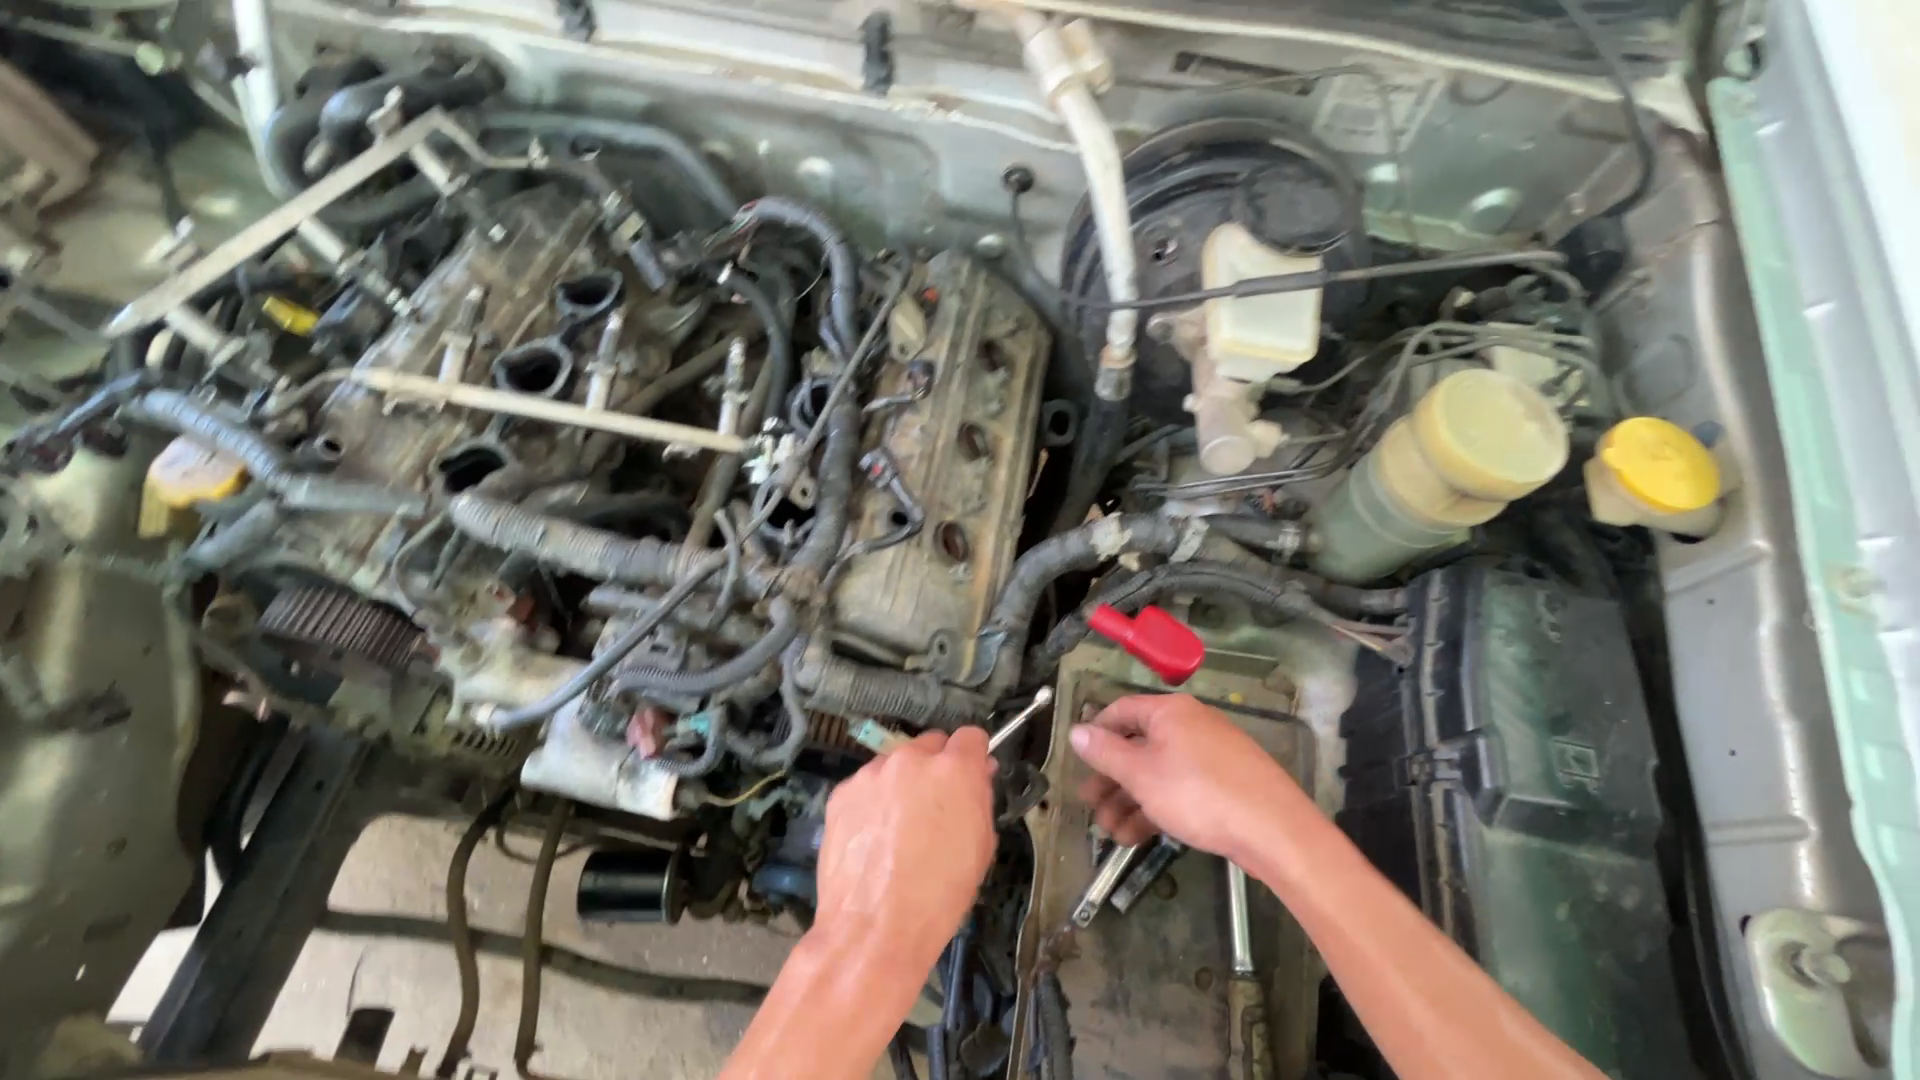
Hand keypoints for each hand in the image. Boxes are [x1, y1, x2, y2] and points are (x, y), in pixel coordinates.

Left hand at [815, 728, 996, 968]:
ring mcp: (871, 774)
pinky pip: (866, 786)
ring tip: (898, 827)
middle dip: (937, 766)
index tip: (972, 775)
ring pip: (894, 764)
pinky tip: (871, 837)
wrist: (875, 928)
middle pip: (930, 744)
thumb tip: (977, 775)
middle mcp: (911, 760)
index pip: (971, 737)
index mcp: (953, 770)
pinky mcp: (841, 793)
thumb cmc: (941, 894)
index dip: (973, 756)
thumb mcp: (981, 847)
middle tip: (935, 805)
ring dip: (902, 782)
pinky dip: (872, 801)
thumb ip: (979, 800)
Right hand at [1071, 694, 1306, 859]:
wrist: (1273, 830)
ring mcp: (1210, 756)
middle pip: (1138, 746)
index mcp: (1169, 712)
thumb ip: (1104, 752)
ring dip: (1129, 802)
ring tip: (1110, 834)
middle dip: (1110, 779)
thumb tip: (1076, 730)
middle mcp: (1190, 726)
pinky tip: (1137, 837)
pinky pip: (1179, 790)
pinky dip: (1156, 809)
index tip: (1078, 760)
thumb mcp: (1141, 774)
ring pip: (1157, 773)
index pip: (1121, 711)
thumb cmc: (1197, 793)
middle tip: (1089, 806)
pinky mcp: (1224, 785)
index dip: (1096, 733)